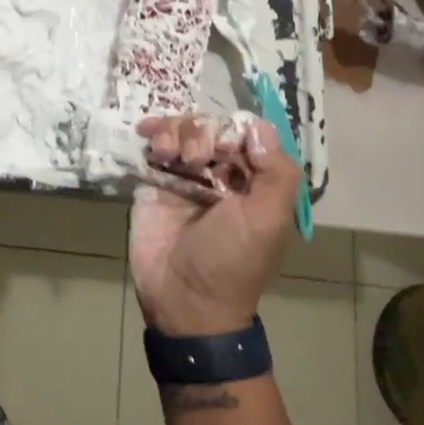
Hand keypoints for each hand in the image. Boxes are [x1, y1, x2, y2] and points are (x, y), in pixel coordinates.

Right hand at [128, 114, 299, 335]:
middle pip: (210, 127)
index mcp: (253, 182)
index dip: (233, 130)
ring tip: (167, 155)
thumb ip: (277, 173)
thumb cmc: (232, 261)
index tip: (224, 148)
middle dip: (200, 131)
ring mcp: (184, 177)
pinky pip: (153, 146)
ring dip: (174, 131)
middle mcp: (220, 174)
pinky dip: (152, 134)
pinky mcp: (153, 183)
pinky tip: (146, 135)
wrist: (184, 298)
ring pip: (181, 130)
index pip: (246, 133)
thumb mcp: (267, 220)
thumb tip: (258, 128)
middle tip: (194, 158)